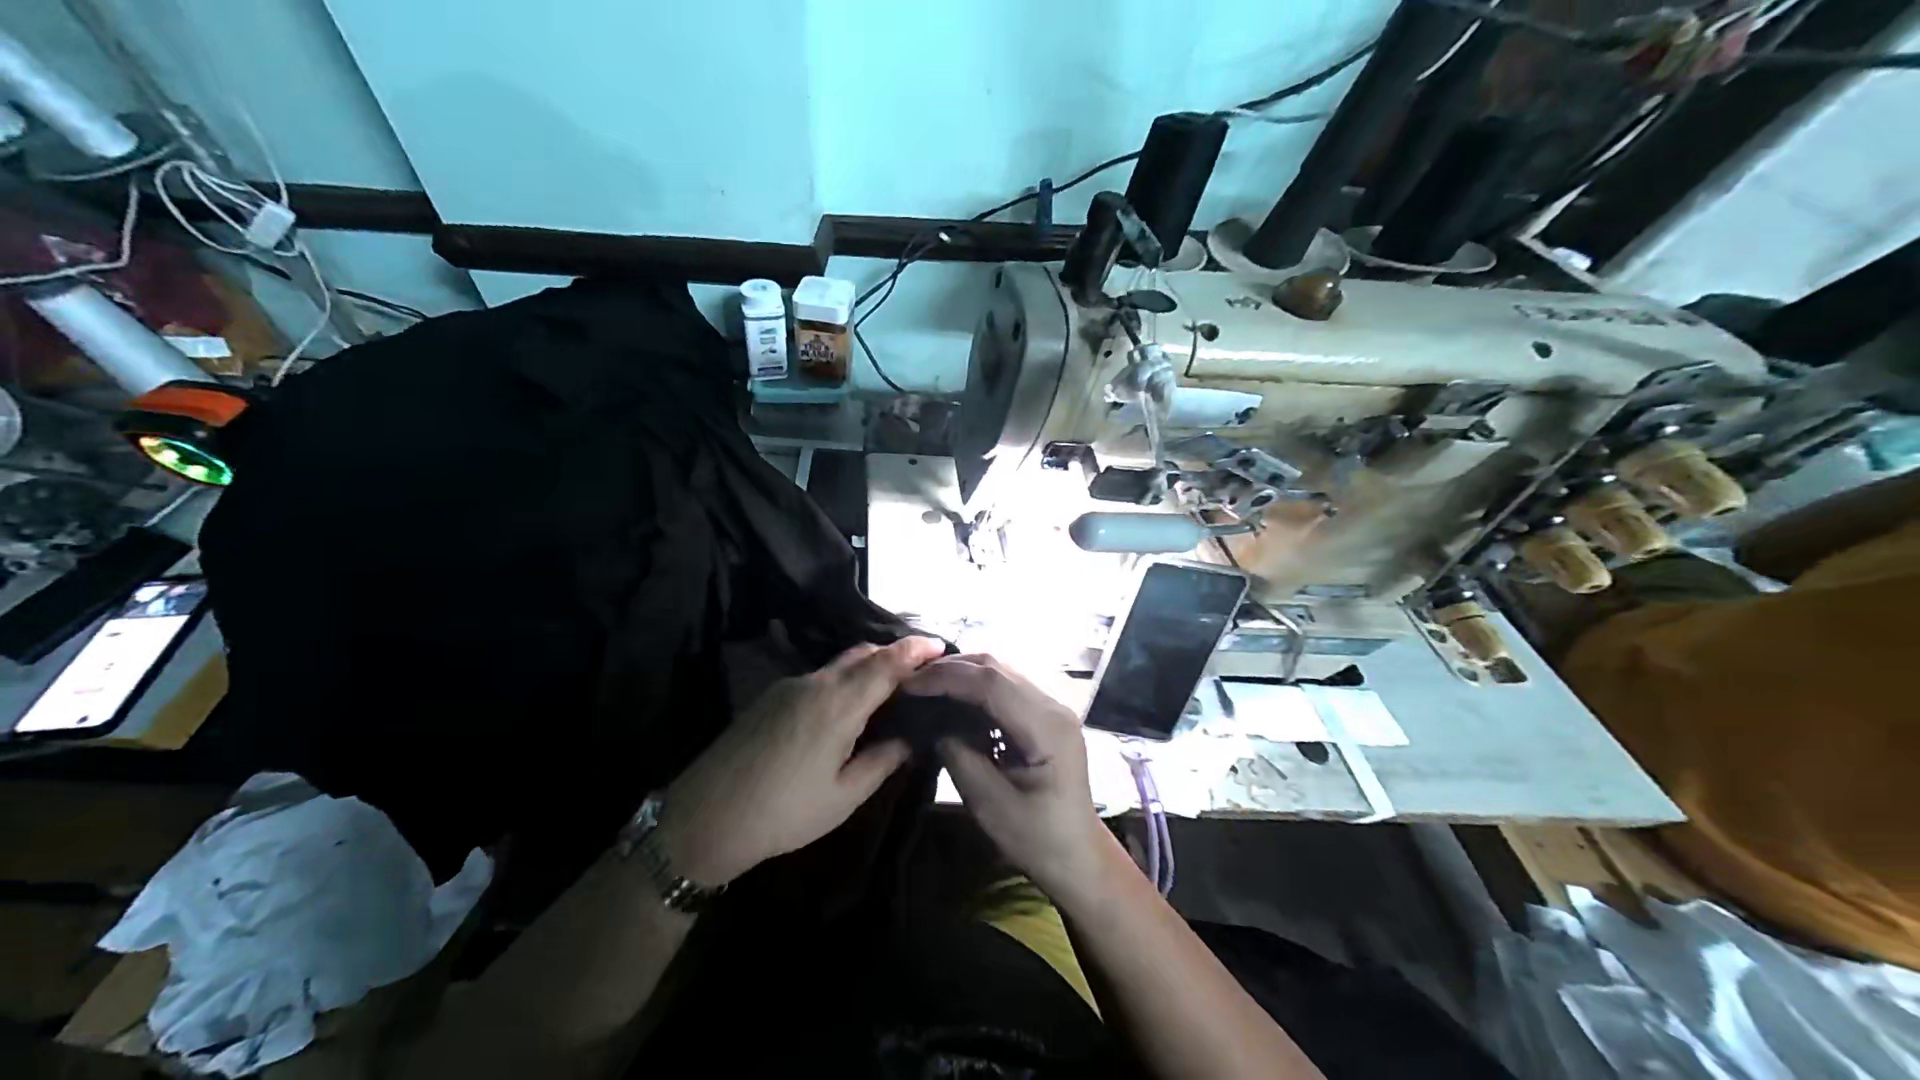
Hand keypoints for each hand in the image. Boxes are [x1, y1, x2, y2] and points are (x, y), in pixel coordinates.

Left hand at [657, 637, 944, 886]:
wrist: (704, 817)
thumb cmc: (783, 812)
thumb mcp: (843, 796)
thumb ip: (882, 761)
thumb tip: (910, 738)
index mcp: (839, 704)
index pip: (886, 663)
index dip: (916, 649)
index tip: (941, 644)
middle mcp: (815, 683)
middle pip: (862, 655)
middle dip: (894, 655)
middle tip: (921, 672)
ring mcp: (788, 687)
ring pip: (838, 665)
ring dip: (867, 668)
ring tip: (889, 691)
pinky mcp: (769, 698)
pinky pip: (818, 678)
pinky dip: (843, 681)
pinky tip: (848, 708)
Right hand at [903, 654, 1114, 895]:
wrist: (1078, 857)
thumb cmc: (1038, 839)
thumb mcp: (990, 804)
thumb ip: (960, 756)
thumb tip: (933, 722)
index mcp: (1047, 727)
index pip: (991, 683)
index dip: (947, 677)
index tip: (909, 685)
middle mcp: (1053, 706)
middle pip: (996, 669)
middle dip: (950, 669)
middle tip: (911, 681)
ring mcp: (1051, 708)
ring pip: (1000, 673)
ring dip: (961, 674)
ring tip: (924, 686)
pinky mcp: (1044, 716)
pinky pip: (1006, 688)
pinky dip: (975, 687)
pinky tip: (951, 699)